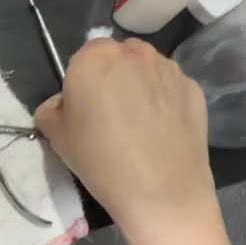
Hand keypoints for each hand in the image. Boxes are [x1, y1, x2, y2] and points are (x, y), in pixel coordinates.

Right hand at [35, 38, 218, 239]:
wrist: (161, 191)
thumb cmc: (99, 159)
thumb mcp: (55, 137)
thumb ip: (51, 110)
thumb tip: (63, 105)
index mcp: (94, 58)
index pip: (82, 58)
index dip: (81, 83)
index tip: (83, 110)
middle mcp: (134, 53)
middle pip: (117, 58)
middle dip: (112, 78)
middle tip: (109, 116)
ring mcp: (169, 69)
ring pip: (146, 71)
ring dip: (139, 87)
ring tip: (138, 126)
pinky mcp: (194, 89)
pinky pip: (170, 89)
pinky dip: (164, 102)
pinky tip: (160, 132)